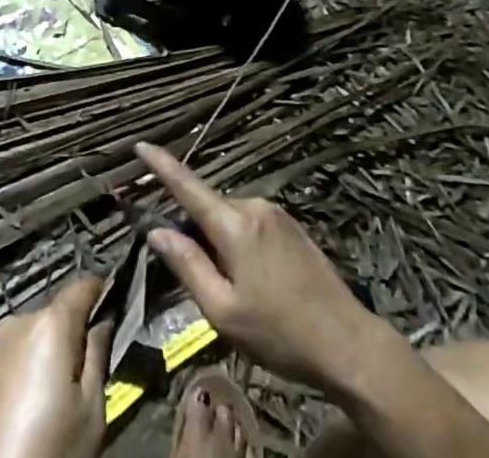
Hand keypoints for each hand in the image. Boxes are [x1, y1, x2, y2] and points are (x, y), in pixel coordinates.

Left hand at [0, 277, 111, 457]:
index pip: (83, 286)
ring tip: (45, 401)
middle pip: (53, 317)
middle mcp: (14, 326)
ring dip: (39, 356)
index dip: (101, 292)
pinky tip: (14, 415)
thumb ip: (98, 356)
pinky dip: (14, 376)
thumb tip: (102, 322)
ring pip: (26, 340)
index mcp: (49, 326)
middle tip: (80, 376)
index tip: (113, 309)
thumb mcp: (90, 412)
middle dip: (69, 336)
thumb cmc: (46, 452)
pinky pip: (1, 363)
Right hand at [135, 141, 382, 392]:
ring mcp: (278, 215)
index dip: (162, 166)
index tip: (141, 145)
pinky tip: (254, 281)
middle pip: (209, 208)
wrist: (347, 342)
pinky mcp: (293, 227)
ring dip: (219, 241)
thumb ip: (187, 265)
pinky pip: (252, 224)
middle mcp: (256, 208)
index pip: (188, 188)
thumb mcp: (222, 310)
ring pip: (230, 218)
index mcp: (236, 226)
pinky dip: (239, 242)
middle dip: (194, 231)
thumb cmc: (279, 333)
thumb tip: (157, 231)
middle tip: (198, 280)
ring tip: (233, 291)